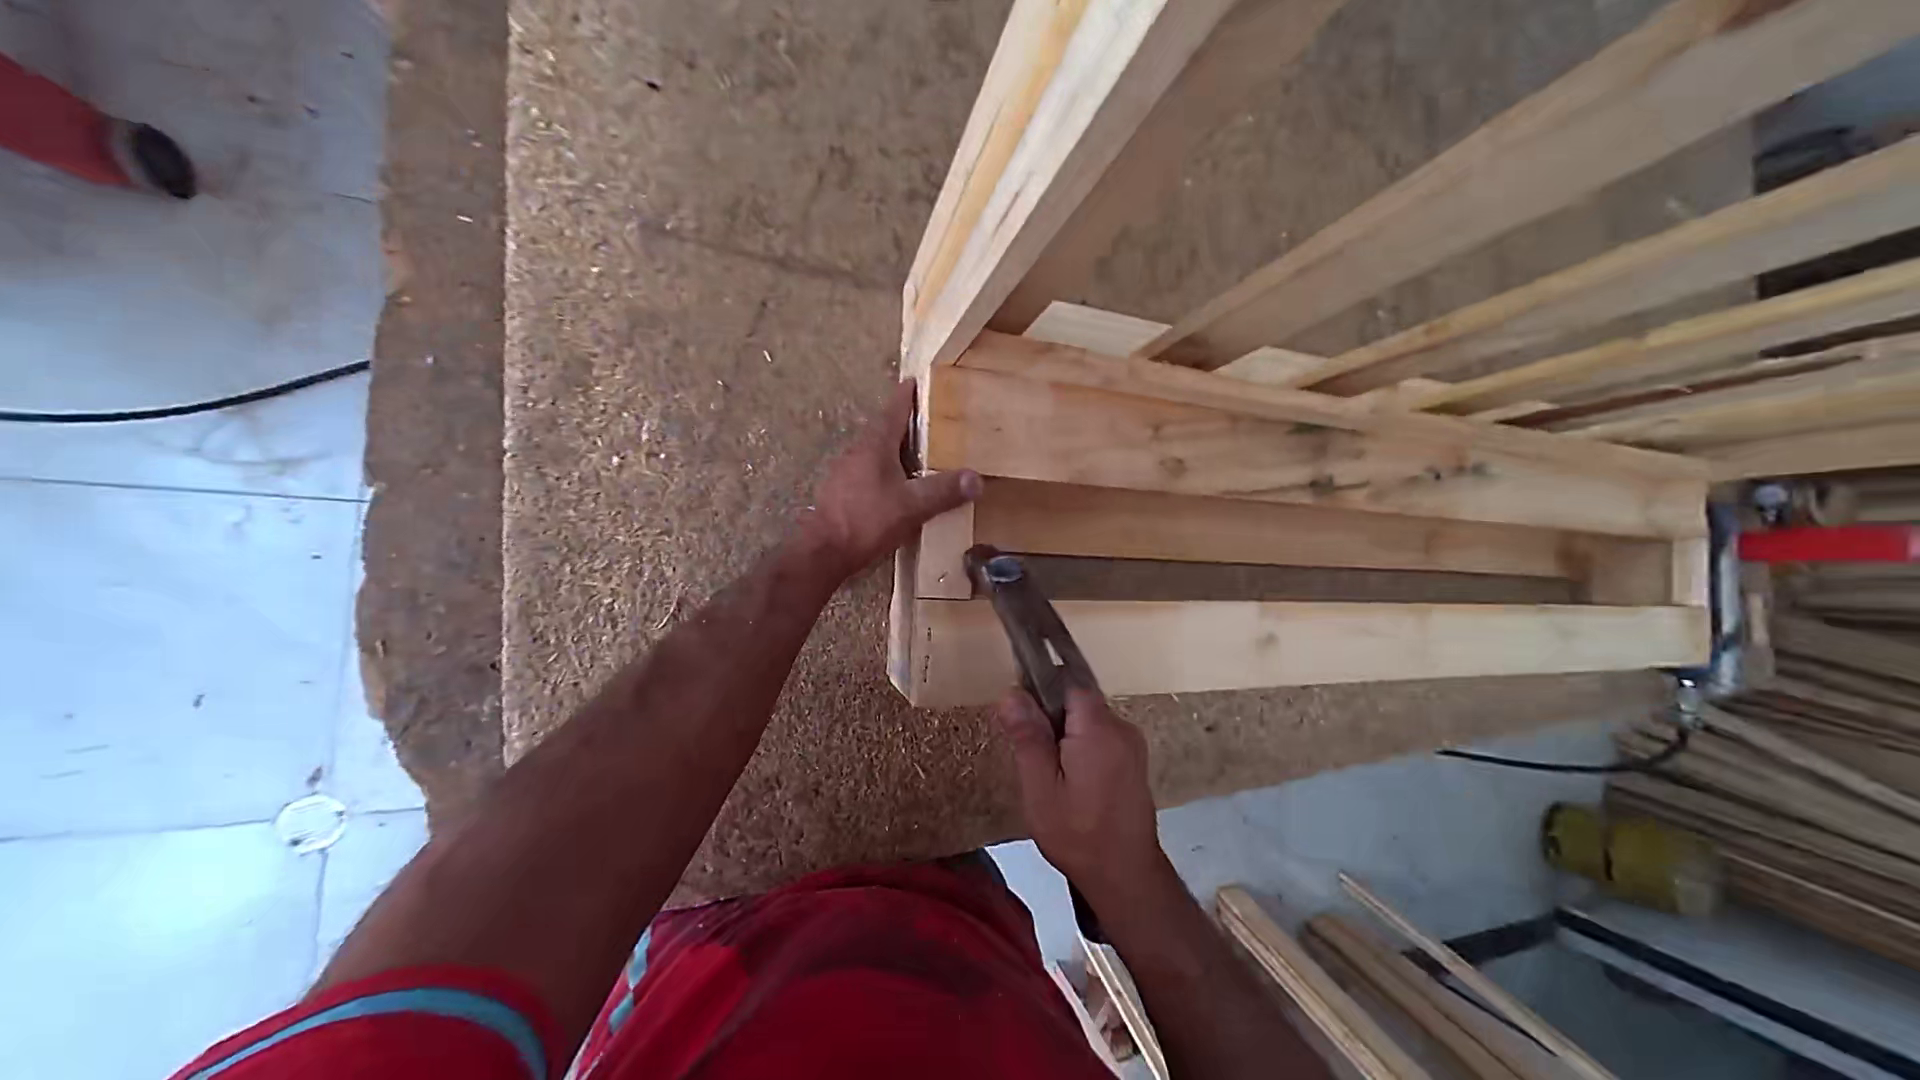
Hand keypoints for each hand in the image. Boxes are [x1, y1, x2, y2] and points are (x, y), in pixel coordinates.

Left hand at [801, 379, 981, 580]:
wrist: (822, 552)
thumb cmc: (867, 520)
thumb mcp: (912, 506)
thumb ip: (943, 491)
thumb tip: (977, 479)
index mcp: (874, 446)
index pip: (892, 412)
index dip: (905, 396)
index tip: (914, 381)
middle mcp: (856, 453)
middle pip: (882, 431)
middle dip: (903, 424)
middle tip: (925, 421)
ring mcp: (844, 474)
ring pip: (873, 454)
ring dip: (893, 451)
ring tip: (915, 456)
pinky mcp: (839, 495)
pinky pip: (866, 474)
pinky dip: (884, 473)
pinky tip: (894, 488)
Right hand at [995, 685, 1172, 901]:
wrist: (1126, 876)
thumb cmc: (1078, 834)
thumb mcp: (1041, 788)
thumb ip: (1028, 738)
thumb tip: (1011, 694)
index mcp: (1098, 728)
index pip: (1067, 681)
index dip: (1040, 689)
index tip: (1021, 716)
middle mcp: (1121, 727)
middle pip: (1077, 699)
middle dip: (1050, 716)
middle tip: (1032, 754)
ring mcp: (1132, 744)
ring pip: (1088, 718)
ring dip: (1065, 733)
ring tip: (1050, 772)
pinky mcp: (1134, 760)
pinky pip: (1100, 736)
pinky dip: (1081, 746)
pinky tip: (1070, 780)